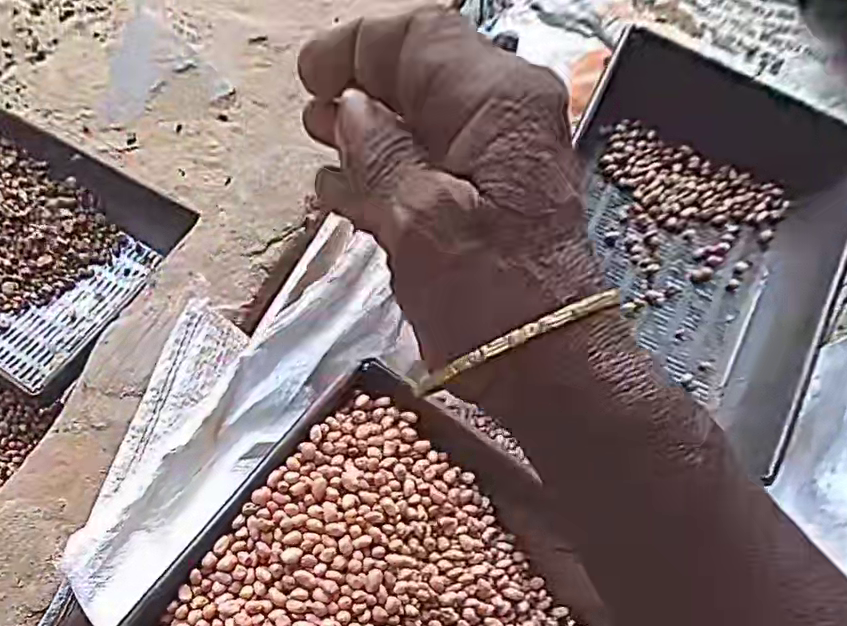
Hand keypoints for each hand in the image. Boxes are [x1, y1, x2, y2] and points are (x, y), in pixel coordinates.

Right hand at [299, 8, 606, 394]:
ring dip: (363, 132)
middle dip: (358, 86)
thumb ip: (383, 158)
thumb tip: (350, 109)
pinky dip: (376, 178)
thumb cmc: (486, 297)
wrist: (538, 363)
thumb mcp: (424, 221)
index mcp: (496, 104)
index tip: (308, 71)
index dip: (358, 47)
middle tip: (307, 108)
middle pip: (419, 80)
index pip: (422, 41)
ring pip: (414, 130)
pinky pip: (418, 177)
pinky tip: (337, 188)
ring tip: (315, 138)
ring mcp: (488, 170)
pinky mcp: (474, 214)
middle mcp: (498, 123)